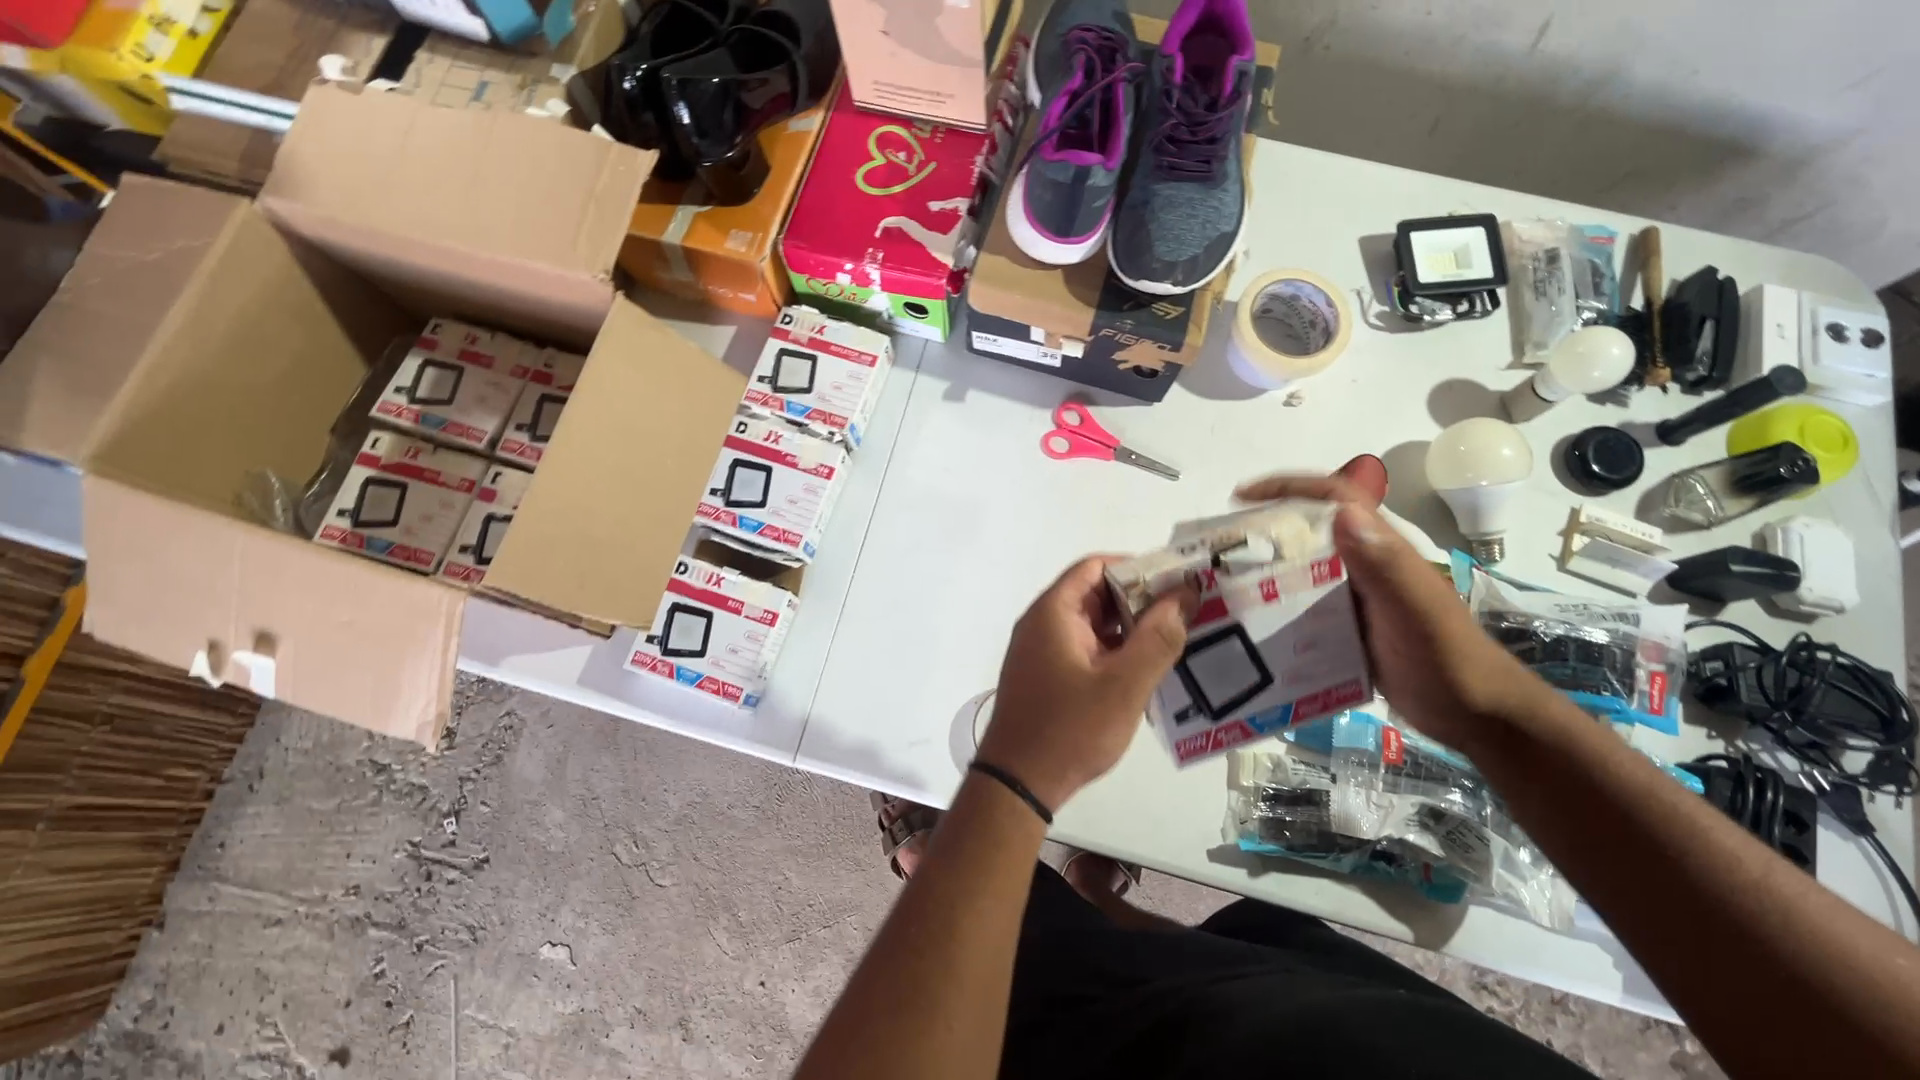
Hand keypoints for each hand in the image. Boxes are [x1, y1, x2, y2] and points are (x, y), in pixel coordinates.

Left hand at [978, 557, 1196, 810]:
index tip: (1177, 581)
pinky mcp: (1046, 678)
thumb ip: (1158, 638)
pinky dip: (1115, 652)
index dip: (1138, 567)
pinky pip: (1085, 650)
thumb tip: (1184, 595)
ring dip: (1130, 629)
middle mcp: (1042, 624)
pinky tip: (1147, 669)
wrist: (1017, 784)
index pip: (1096, 567)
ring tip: (1177, 638)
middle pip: (1095, 594)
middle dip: (1140, 599)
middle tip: (1187, 611)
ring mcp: (1041, 653)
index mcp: (1053, 613)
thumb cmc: (1069, 729)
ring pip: (1092, 625)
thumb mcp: (1124, 685)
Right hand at [1235, 456, 1540, 753]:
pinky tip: (1249, 626)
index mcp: (1382, 548)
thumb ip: (1385, 564)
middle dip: (1263, 528)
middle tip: (1219, 548)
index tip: (1242, 496)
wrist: (1475, 714)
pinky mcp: (1348, 627)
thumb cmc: (1448, 659)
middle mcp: (1365, 564)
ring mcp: (1356, 597)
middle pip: (1309, 529)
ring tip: (1222, 585)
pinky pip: (1303, 606)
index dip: (1290, 486)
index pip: (1335, 496)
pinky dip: (1275, 608)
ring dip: (1264, 569)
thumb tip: (1340, 514)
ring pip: (1303, 568)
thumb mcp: (1416, 610)